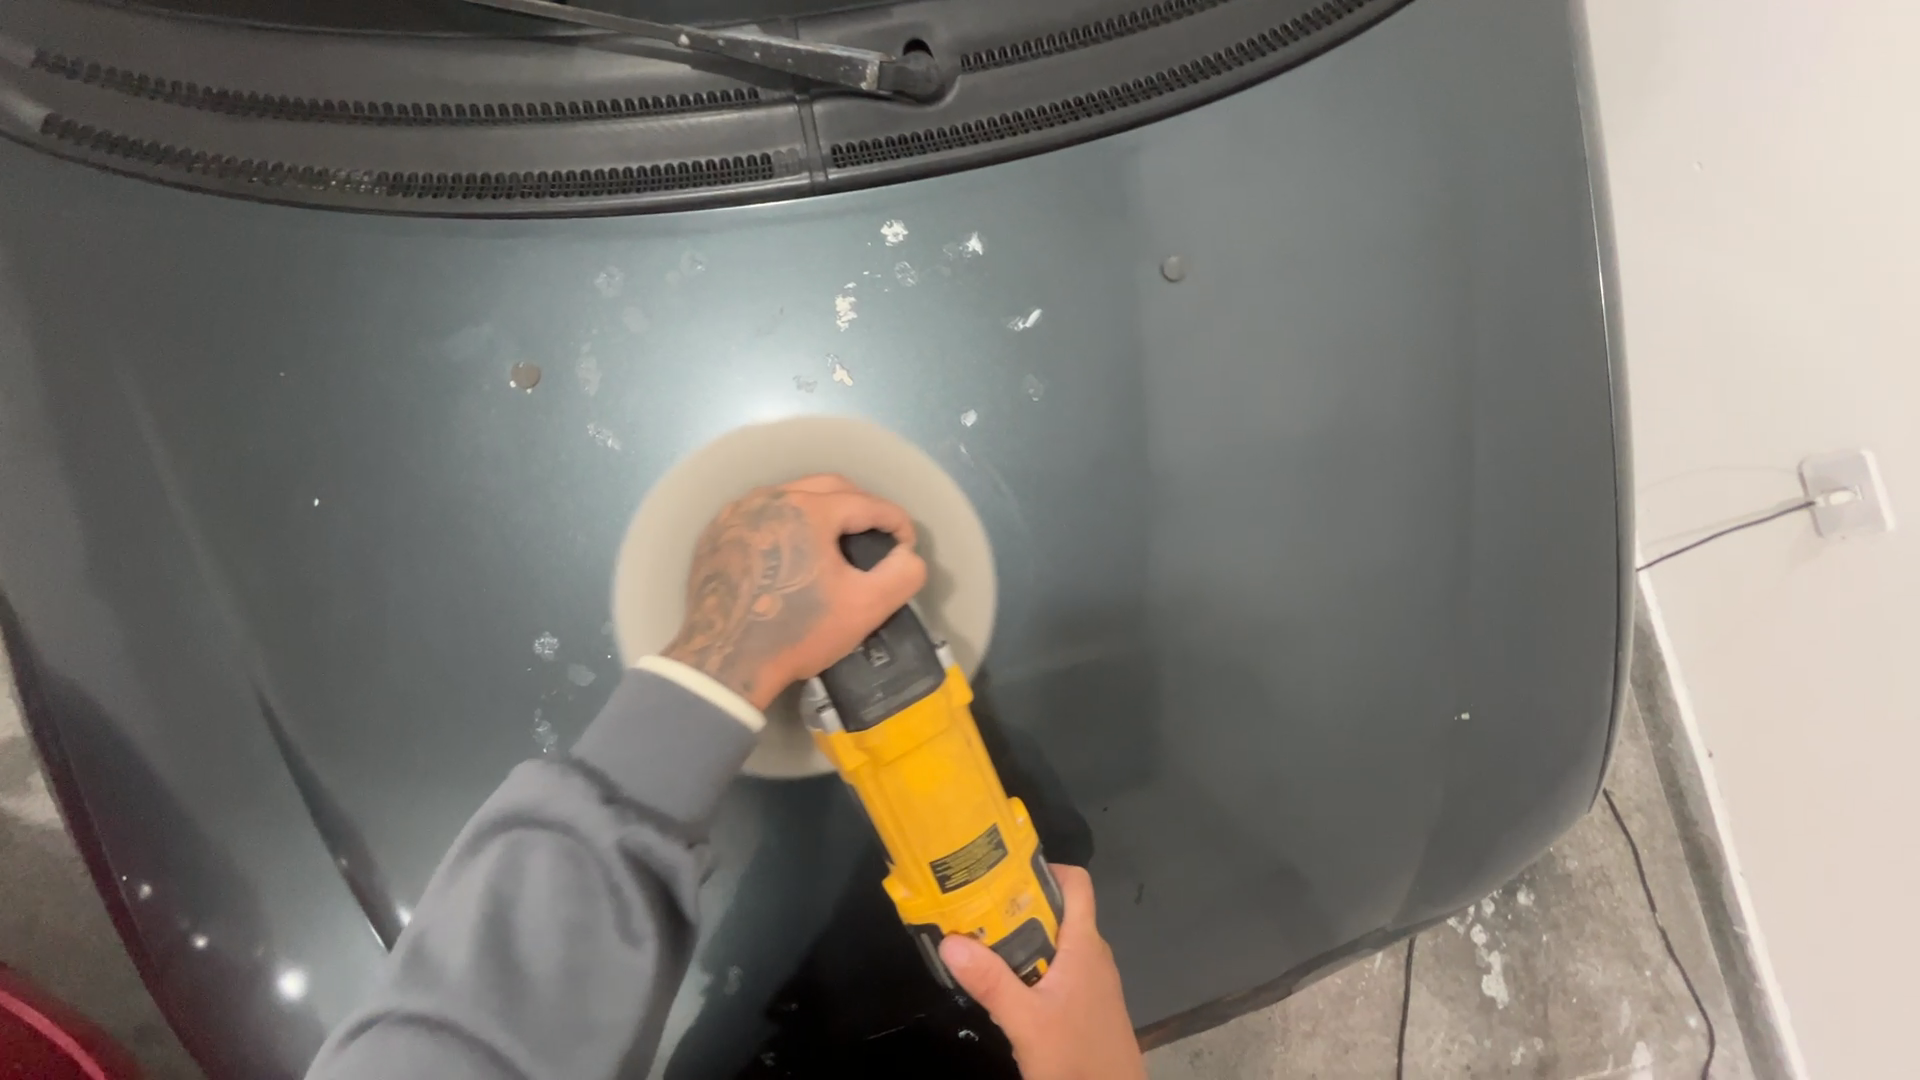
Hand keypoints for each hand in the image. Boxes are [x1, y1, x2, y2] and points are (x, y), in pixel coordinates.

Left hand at [662, 474, 927, 710]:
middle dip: (861, 505)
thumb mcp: (866, 607)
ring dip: (822, 510)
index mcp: (809, 509)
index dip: (895, 521)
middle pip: (830, 487)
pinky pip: (762, 515)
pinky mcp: (718, 534)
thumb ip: (902, 574)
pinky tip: (792, 550)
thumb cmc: (798, 631)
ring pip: (793, 496)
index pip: (867, 502)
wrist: (723, 662)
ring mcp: (738, 513)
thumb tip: (908, 554)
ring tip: (836, 540)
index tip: (907, 543)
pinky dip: (787, 523)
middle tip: (877, 534)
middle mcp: (771, 498)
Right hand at [939, 865, 1145, 1079]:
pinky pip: (1062, 969)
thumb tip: (949, 941)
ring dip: (1026, 938)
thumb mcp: (1026, 1023)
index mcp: (1084, 945)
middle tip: (980, 908)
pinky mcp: (1089, 1006)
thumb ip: (990, 982)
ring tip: (986, 941)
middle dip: (1021, 905)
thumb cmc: (1077, 1061)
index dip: (1045, 868)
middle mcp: (1093, 955)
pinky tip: (1009, 984)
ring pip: (1059, 942)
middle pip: (1060, 910)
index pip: (1076, 882)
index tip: (1005, 873)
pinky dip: (1036, 965)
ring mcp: (1094, 982)